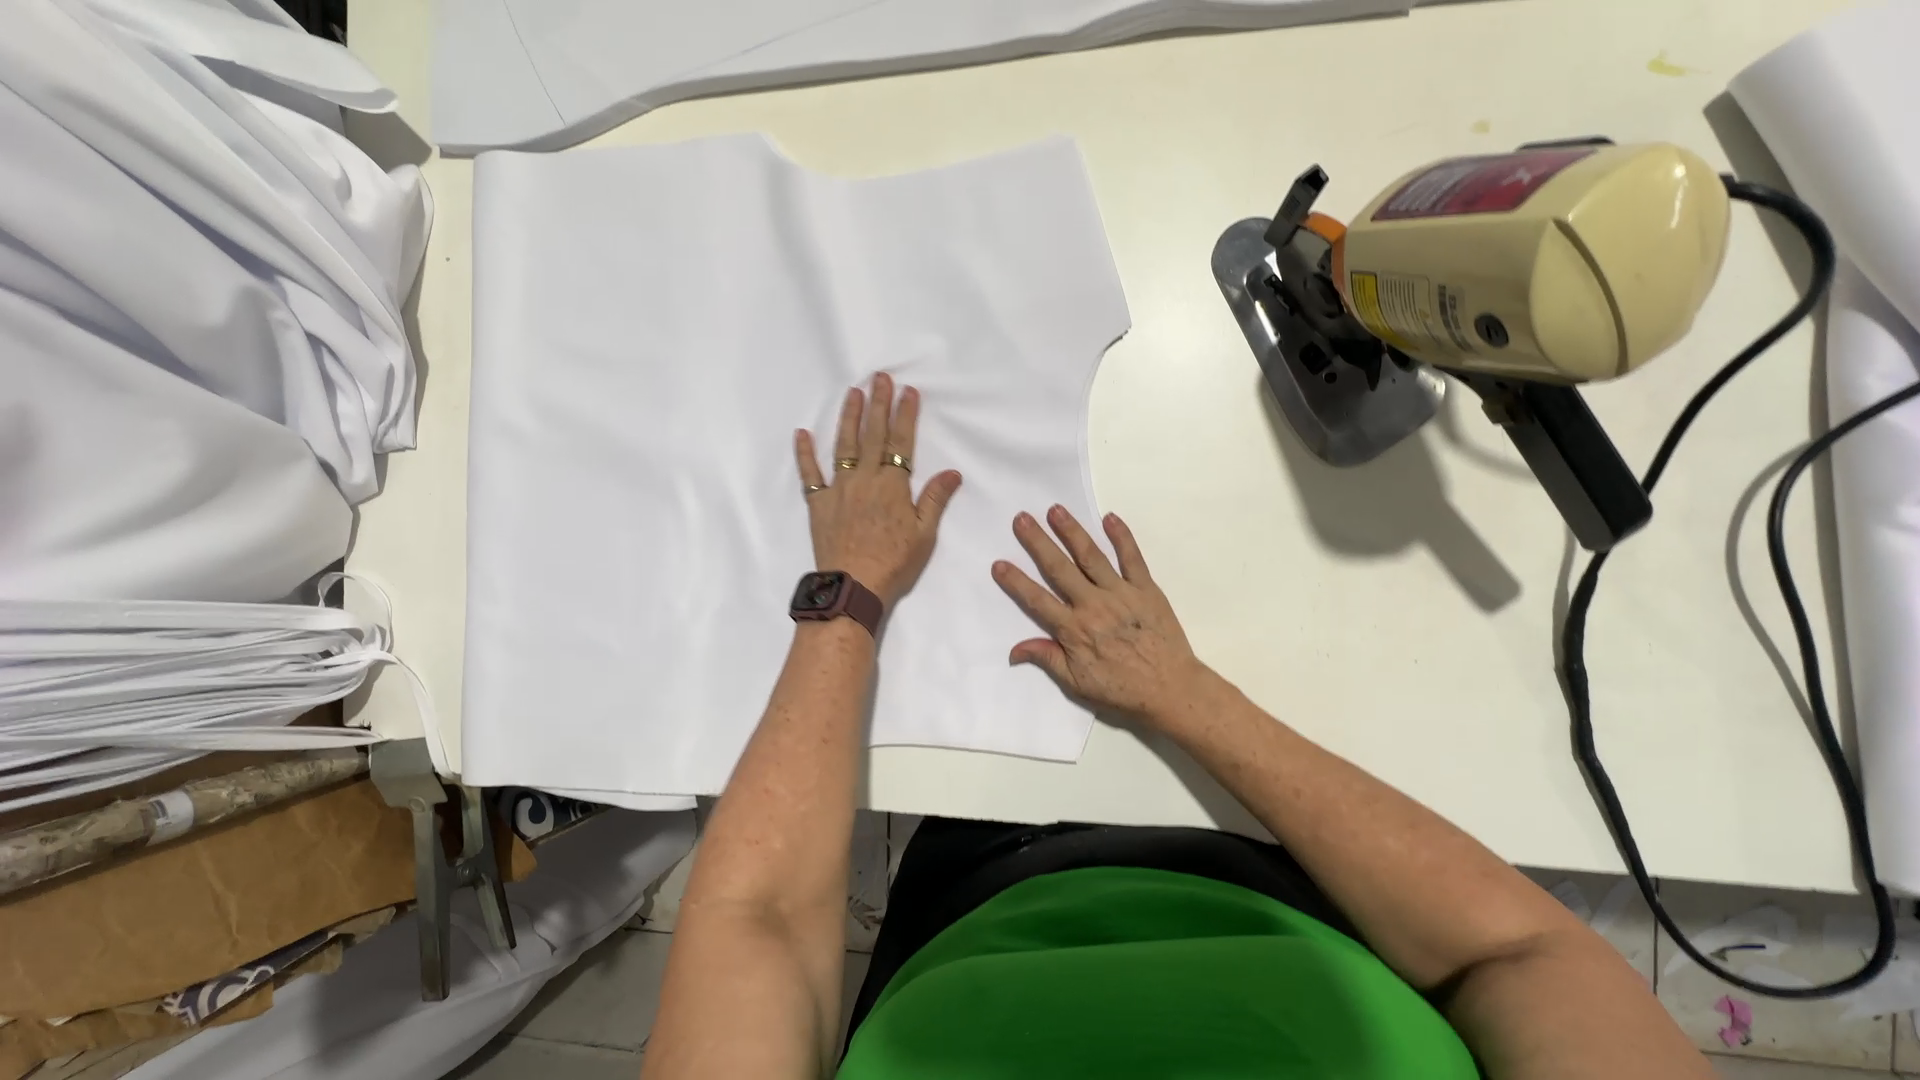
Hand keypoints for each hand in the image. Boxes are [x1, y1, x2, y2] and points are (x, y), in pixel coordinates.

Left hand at [795, 373, 962, 607]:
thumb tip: (952, 472)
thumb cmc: (894, 563)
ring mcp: (839, 489)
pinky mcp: (818, 503)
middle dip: (878, 404)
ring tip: (852, 392)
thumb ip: (935, 499)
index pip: (902, 443)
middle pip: (873, 435)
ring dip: (849, 417)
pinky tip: (802, 433)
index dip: (906, 415)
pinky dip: (804, 453)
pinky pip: (809, 474)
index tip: (908, 392)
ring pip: (843, 445)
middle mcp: (865, 479)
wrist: (853, 586)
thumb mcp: (924, 534)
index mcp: (893, 485)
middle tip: (880, 378)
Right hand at [993, 506, 1211, 727]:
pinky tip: (1109, 518)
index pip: (1038, 601)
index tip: (999, 563)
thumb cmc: (1122, 690)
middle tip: (1022, 518)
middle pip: (1060, 569)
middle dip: (1039, 543)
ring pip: (1091, 557)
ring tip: (1056, 510)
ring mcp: (1121, 594)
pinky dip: (1122, 537)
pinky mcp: (1146, 589)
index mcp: (1074, 631)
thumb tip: (1014, 649)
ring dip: (1072, 532)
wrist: (1171, 689)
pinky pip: (1132, 558)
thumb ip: (1047, 659)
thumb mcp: (1078, 684)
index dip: (1017, 582)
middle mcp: (1094, 606)